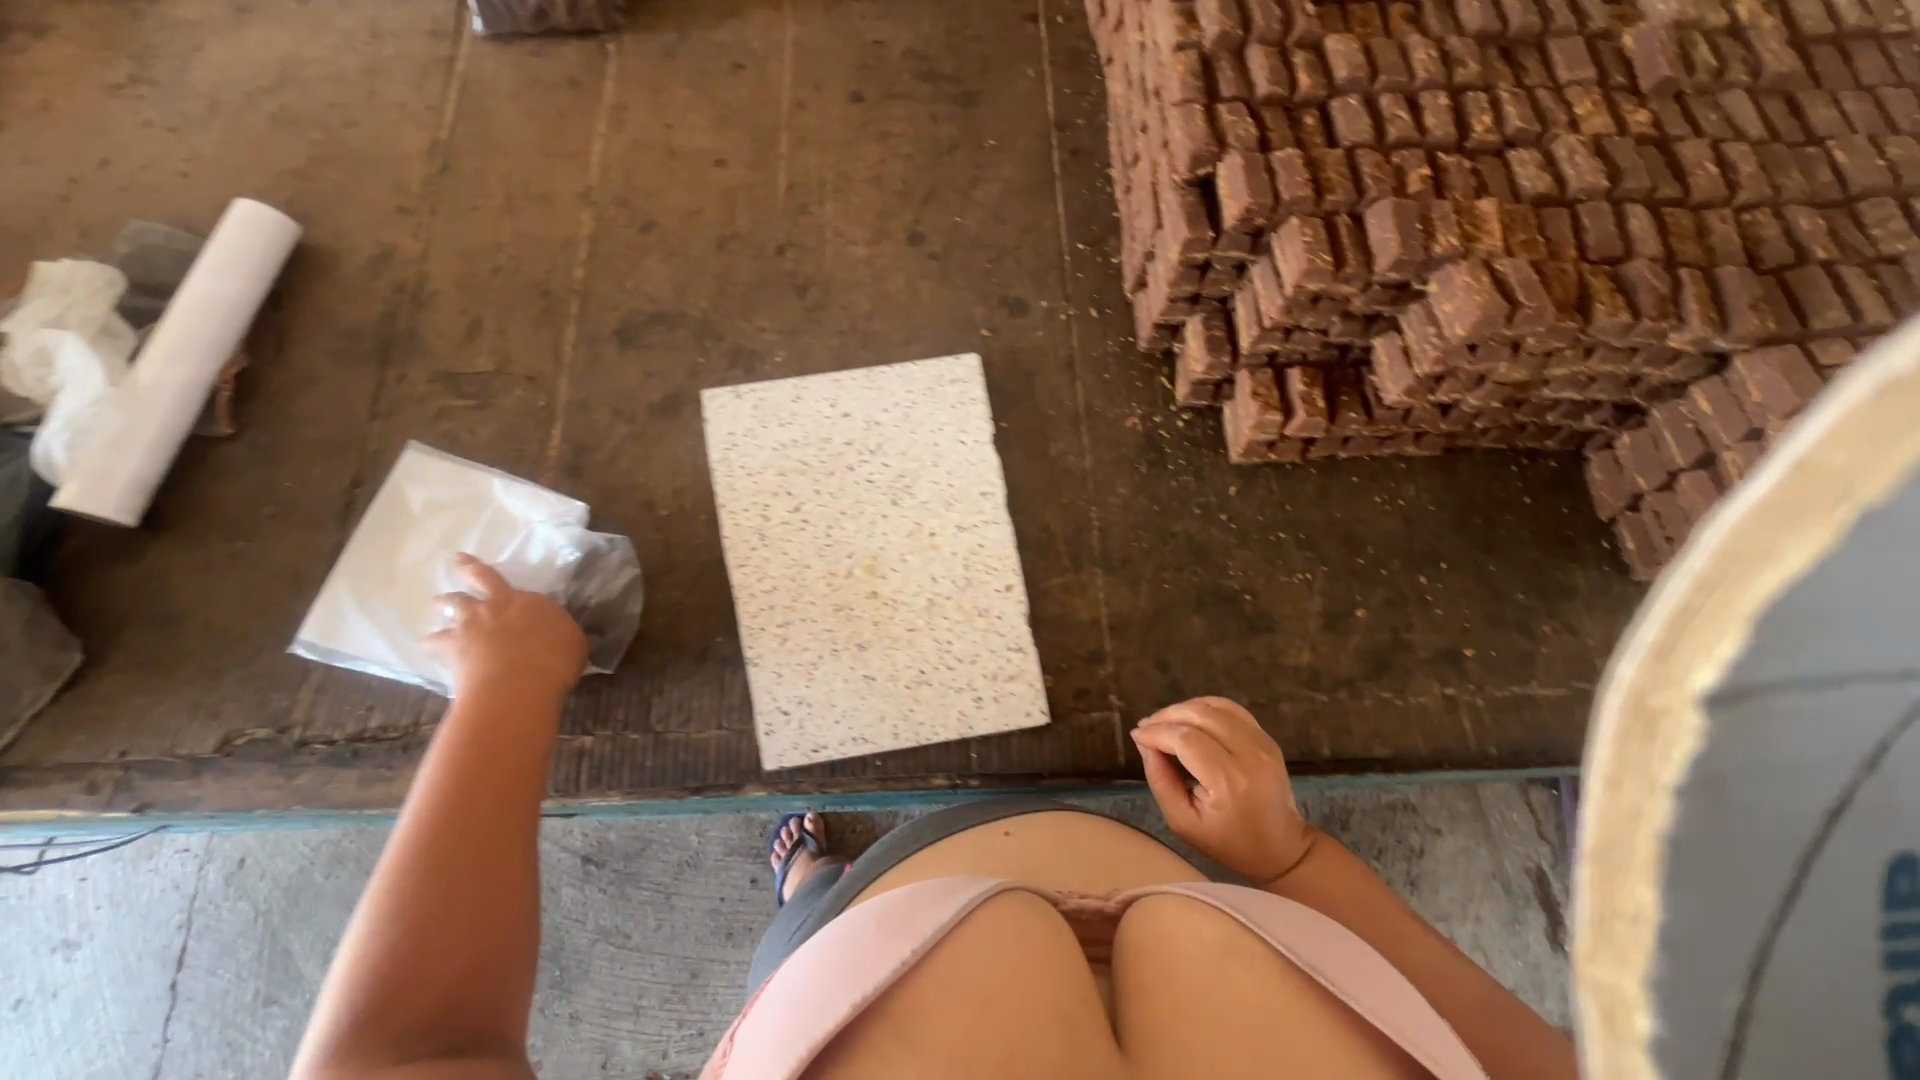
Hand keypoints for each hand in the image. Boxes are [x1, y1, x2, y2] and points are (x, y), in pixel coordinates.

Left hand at [425, 553, 588, 701]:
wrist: (519, 684)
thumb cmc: (556, 662)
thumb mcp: (574, 644)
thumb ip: (563, 635)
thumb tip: (560, 635)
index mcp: (529, 601)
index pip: (519, 588)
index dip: (510, 588)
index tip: (509, 591)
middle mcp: (498, 604)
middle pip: (481, 579)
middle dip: (469, 568)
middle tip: (458, 559)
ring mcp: (472, 623)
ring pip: (452, 605)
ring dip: (445, 603)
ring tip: (438, 603)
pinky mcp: (452, 645)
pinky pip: (434, 641)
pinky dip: (432, 643)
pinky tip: (430, 646)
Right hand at [1132, 696, 1315, 886]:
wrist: (1280, 848)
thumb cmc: (1227, 842)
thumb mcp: (1182, 821)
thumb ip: (1160, 780)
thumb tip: (1145, 743)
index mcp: (1228, 781)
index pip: (1185, 739)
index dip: (1156, 732)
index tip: (1136, 736)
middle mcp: (1249, 755)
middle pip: (1200, 715)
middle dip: (1166, 716)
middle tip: (1145, 727)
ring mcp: (1262, 743)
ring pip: (1215, 707)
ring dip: (1183, 709)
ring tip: (1163, 723)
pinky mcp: (1267, 738)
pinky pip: (1231, 709)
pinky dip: (1205, 707)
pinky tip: (1188, 719)